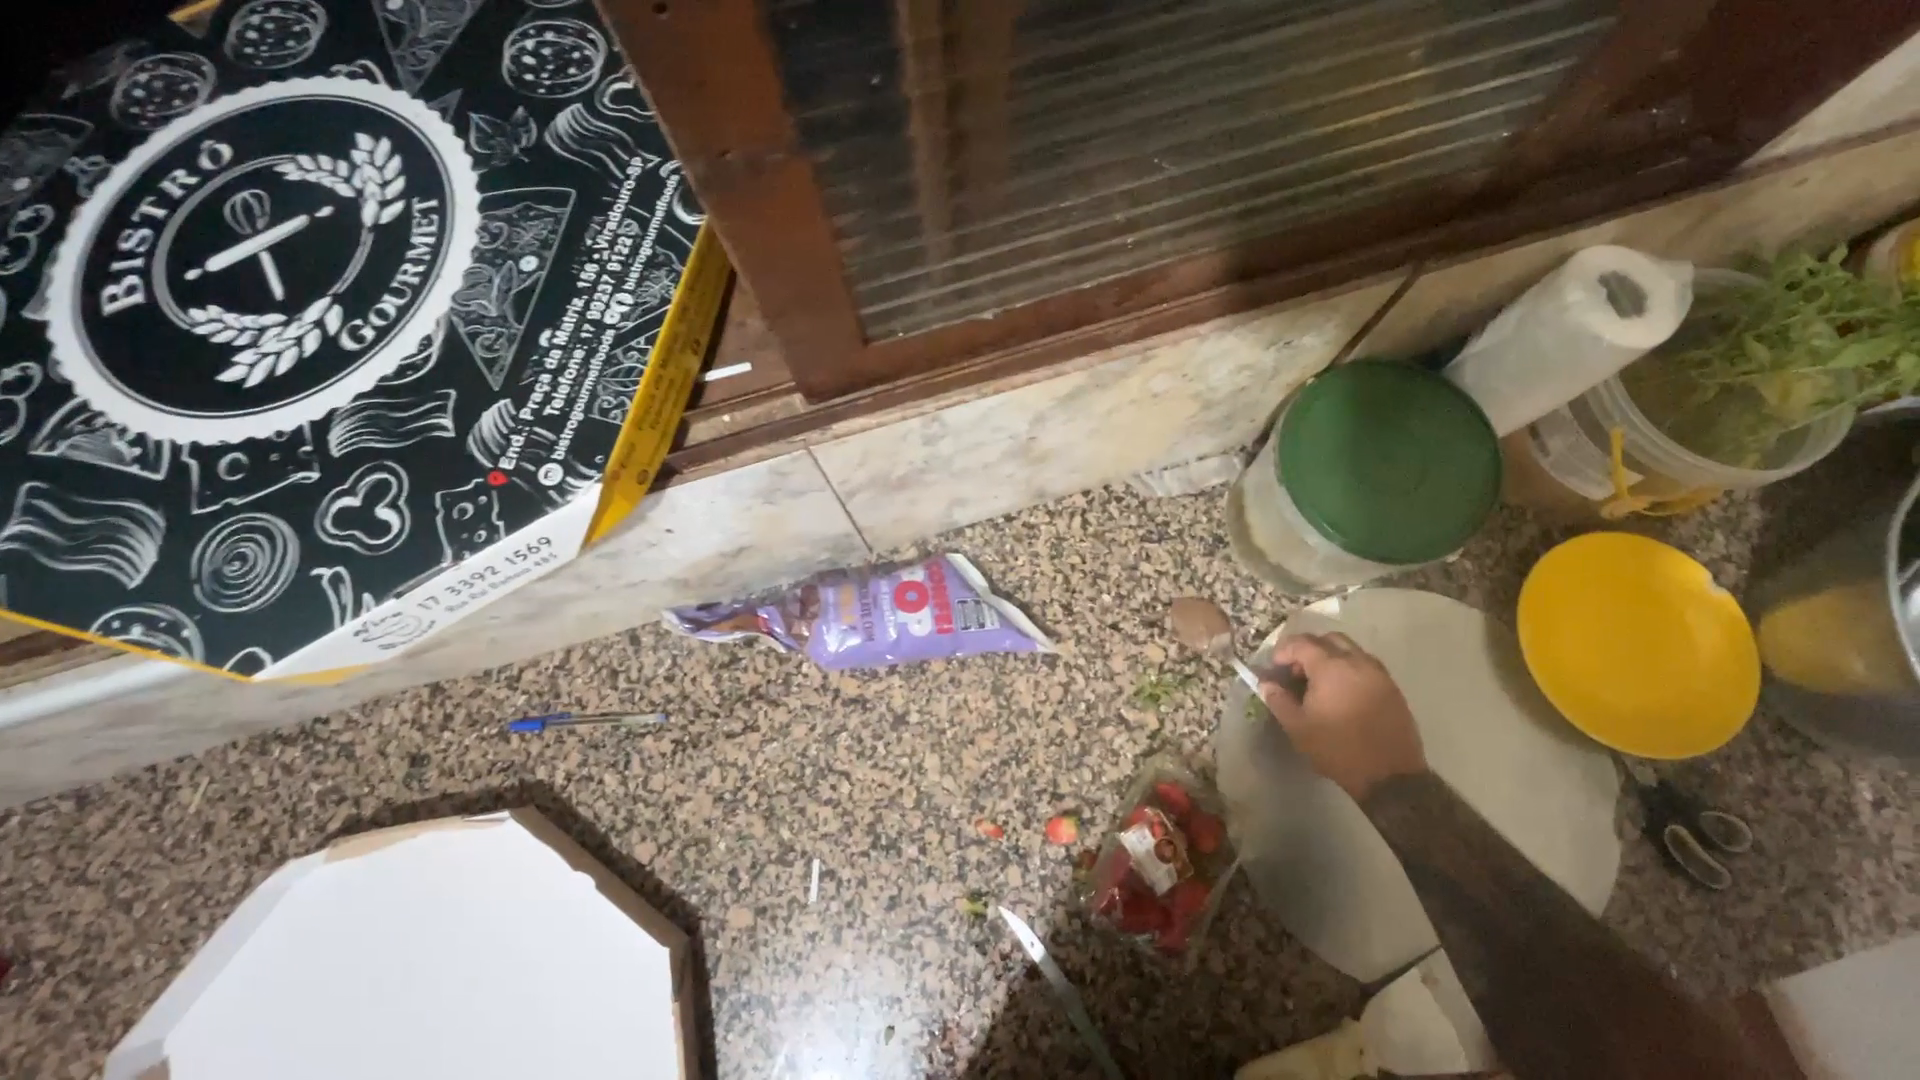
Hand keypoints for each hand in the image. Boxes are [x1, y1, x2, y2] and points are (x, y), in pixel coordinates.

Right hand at [1259, 632, 1427, 798]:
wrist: (1389, 775)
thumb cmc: (1337, 749)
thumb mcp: (1298, 727)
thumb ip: (1278, 700)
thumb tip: (1266, 683)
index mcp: (1331, 668)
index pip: (1301, 643)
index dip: (1283, 651)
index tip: (1274, 668)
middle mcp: (1357, 662)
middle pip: (1329, 639)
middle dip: (1308, 649)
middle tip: (1296, 672)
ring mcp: (1379, 673)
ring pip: (1350, 650)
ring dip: (1330, 657)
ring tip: (1319, 683)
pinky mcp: (1392, 688)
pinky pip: (1365, 665)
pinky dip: (1349, 669)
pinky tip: (1341, 693)